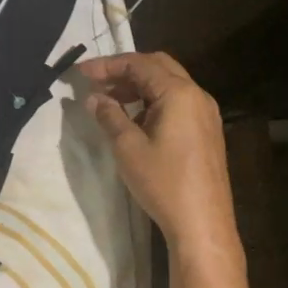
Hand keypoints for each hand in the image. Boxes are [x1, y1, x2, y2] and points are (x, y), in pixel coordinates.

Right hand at [79, 53, 236, 250]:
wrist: (202, 224)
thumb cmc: (163, 182)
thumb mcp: (128, 147)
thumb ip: (110, 116)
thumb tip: (94, 98)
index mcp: (179, 93)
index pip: (140, 64)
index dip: (107, 65)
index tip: (80, 73)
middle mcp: (197, 96)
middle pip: (158, 67)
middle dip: (125, 70)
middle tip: (96, 82)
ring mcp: (206, 114)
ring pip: (169, 85)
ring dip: (139, 86)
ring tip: (110, 101)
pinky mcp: (207, 132)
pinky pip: (178, 103)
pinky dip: (153, 101)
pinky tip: (135, 120)